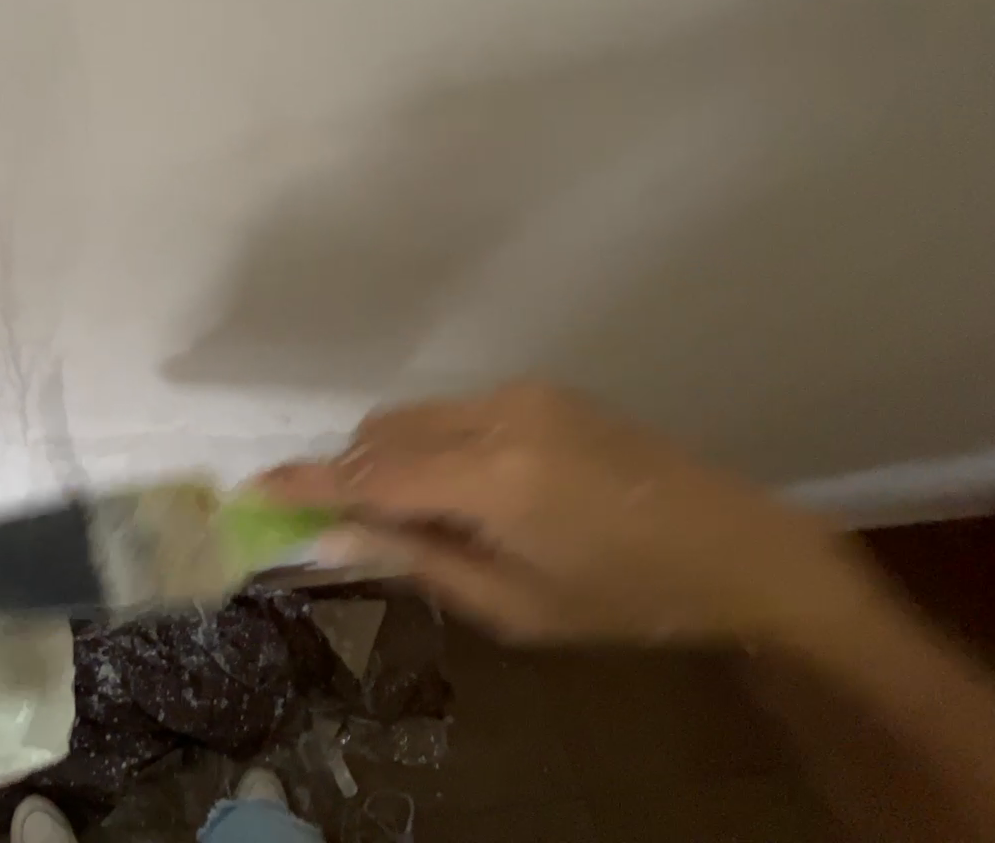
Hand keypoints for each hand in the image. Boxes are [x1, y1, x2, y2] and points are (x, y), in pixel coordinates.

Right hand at [258, 381, 890, 647]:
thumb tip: (328, 539)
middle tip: (352, 525)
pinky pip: (449, 412)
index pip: (370, 475)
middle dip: (350, 475)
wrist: (743, 549)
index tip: (252, 489)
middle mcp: (496, 418)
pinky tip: (463, 486)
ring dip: (389, 459)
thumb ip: (414, 559)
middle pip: (380, 434)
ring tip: (417, 513)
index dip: (306, 483)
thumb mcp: (514, 605)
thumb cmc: (626, 599)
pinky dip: (428, 445)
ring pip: (410, 418)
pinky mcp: (536, 390)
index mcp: (494, 480)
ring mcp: (518, 395)